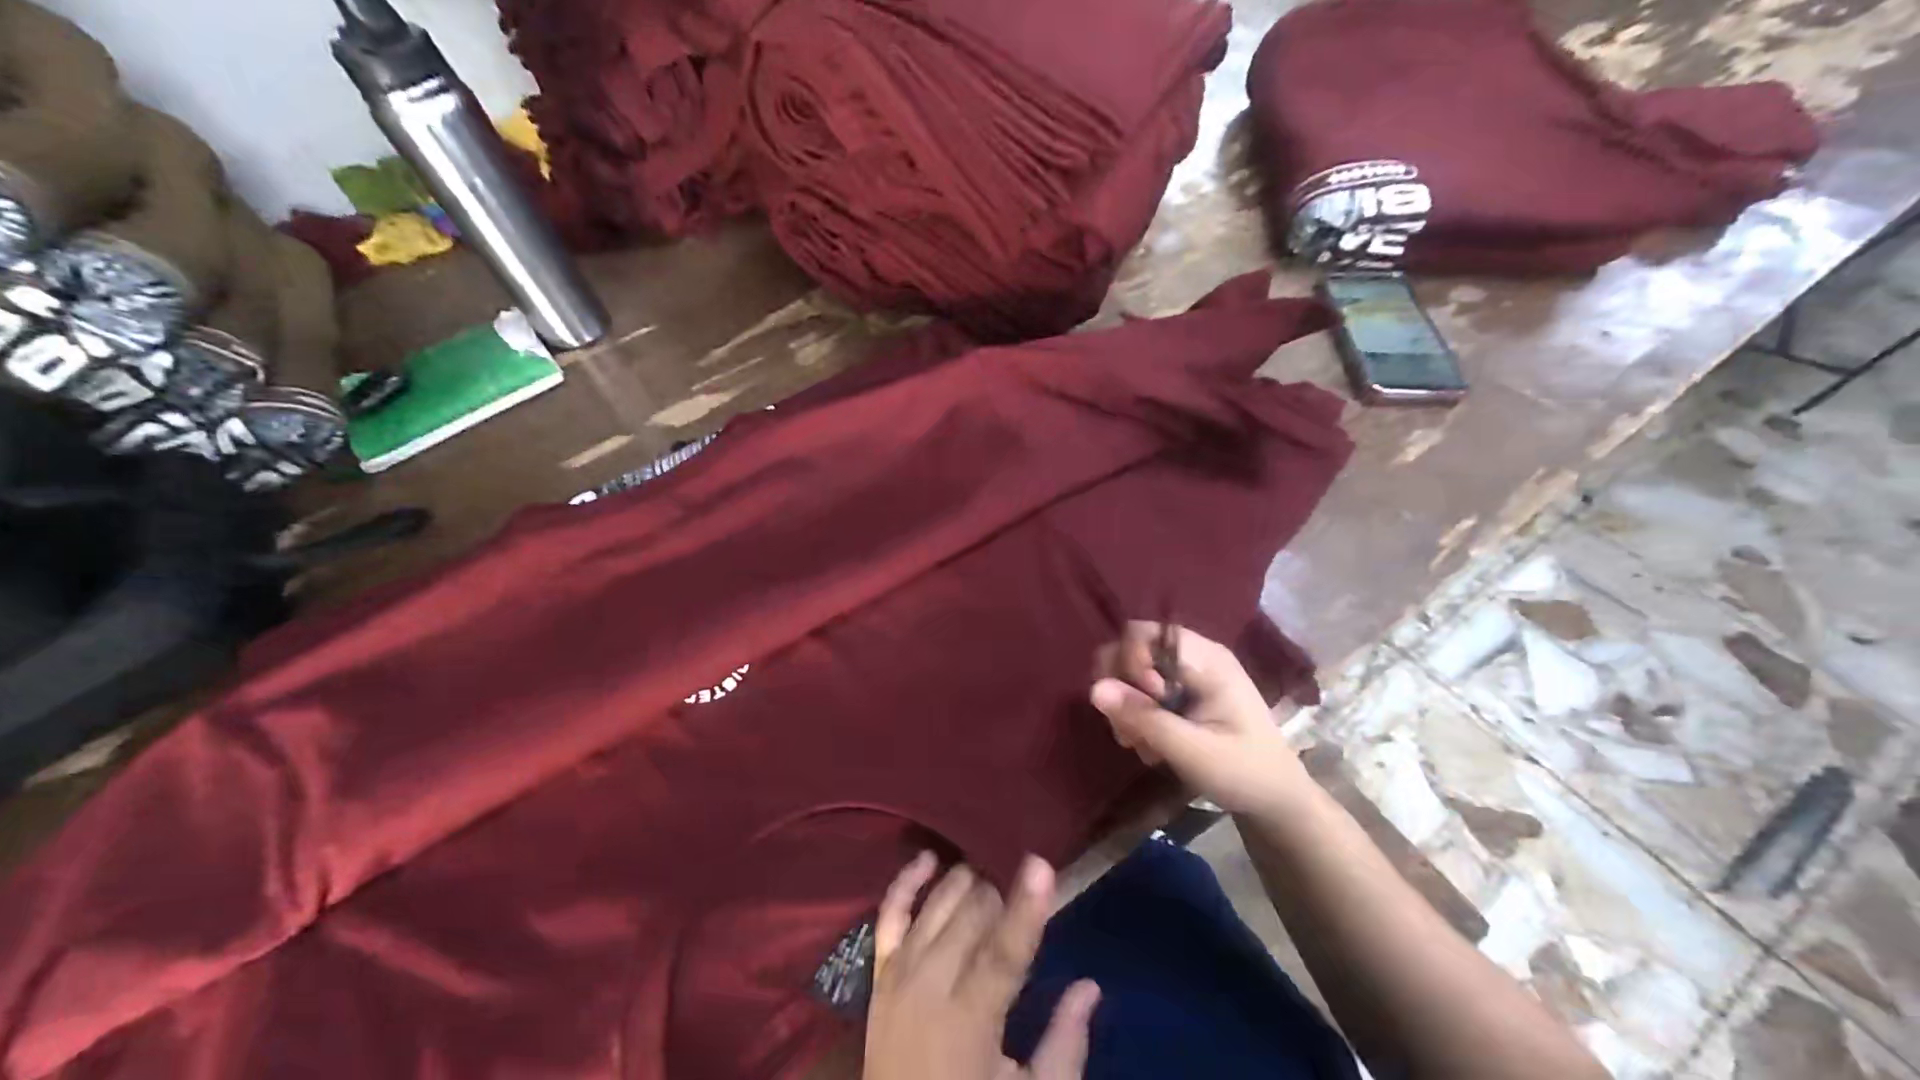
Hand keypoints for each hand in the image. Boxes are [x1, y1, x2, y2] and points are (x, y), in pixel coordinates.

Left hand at [863, 852, 1098, 1079]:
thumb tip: (1089, 987)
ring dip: (964, 884)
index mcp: (968, 1022)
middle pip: (968, 919)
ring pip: (935, 908)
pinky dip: (906, 884)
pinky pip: (889, 917)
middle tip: (1022, 887)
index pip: (1002, 953)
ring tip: (990, 870)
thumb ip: (1063, 1043)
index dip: (1024, 908)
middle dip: (998, 894)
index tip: (1041, 865)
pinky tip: (927, 859)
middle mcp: (928, 989)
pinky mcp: (880, 977)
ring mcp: (898, 978)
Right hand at [1090, 621, 1315, 817]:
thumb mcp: (1193, 751)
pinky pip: (1140, 692)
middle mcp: (1193, 657)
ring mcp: (1186, 675)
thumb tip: (1094, 689)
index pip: (1143, 634)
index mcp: (1206, 659)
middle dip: (1121, 689)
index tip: (1147, 701)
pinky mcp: (1179, 694)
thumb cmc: (1244, 772)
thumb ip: (1144, 718)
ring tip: (1142, 746)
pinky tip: (1149, 747)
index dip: (1131, 663)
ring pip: (1130, 674)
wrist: (1276, 800)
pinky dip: (1136, 718)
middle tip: (1130, 731)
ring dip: (1126, 710)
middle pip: (1131, 650)